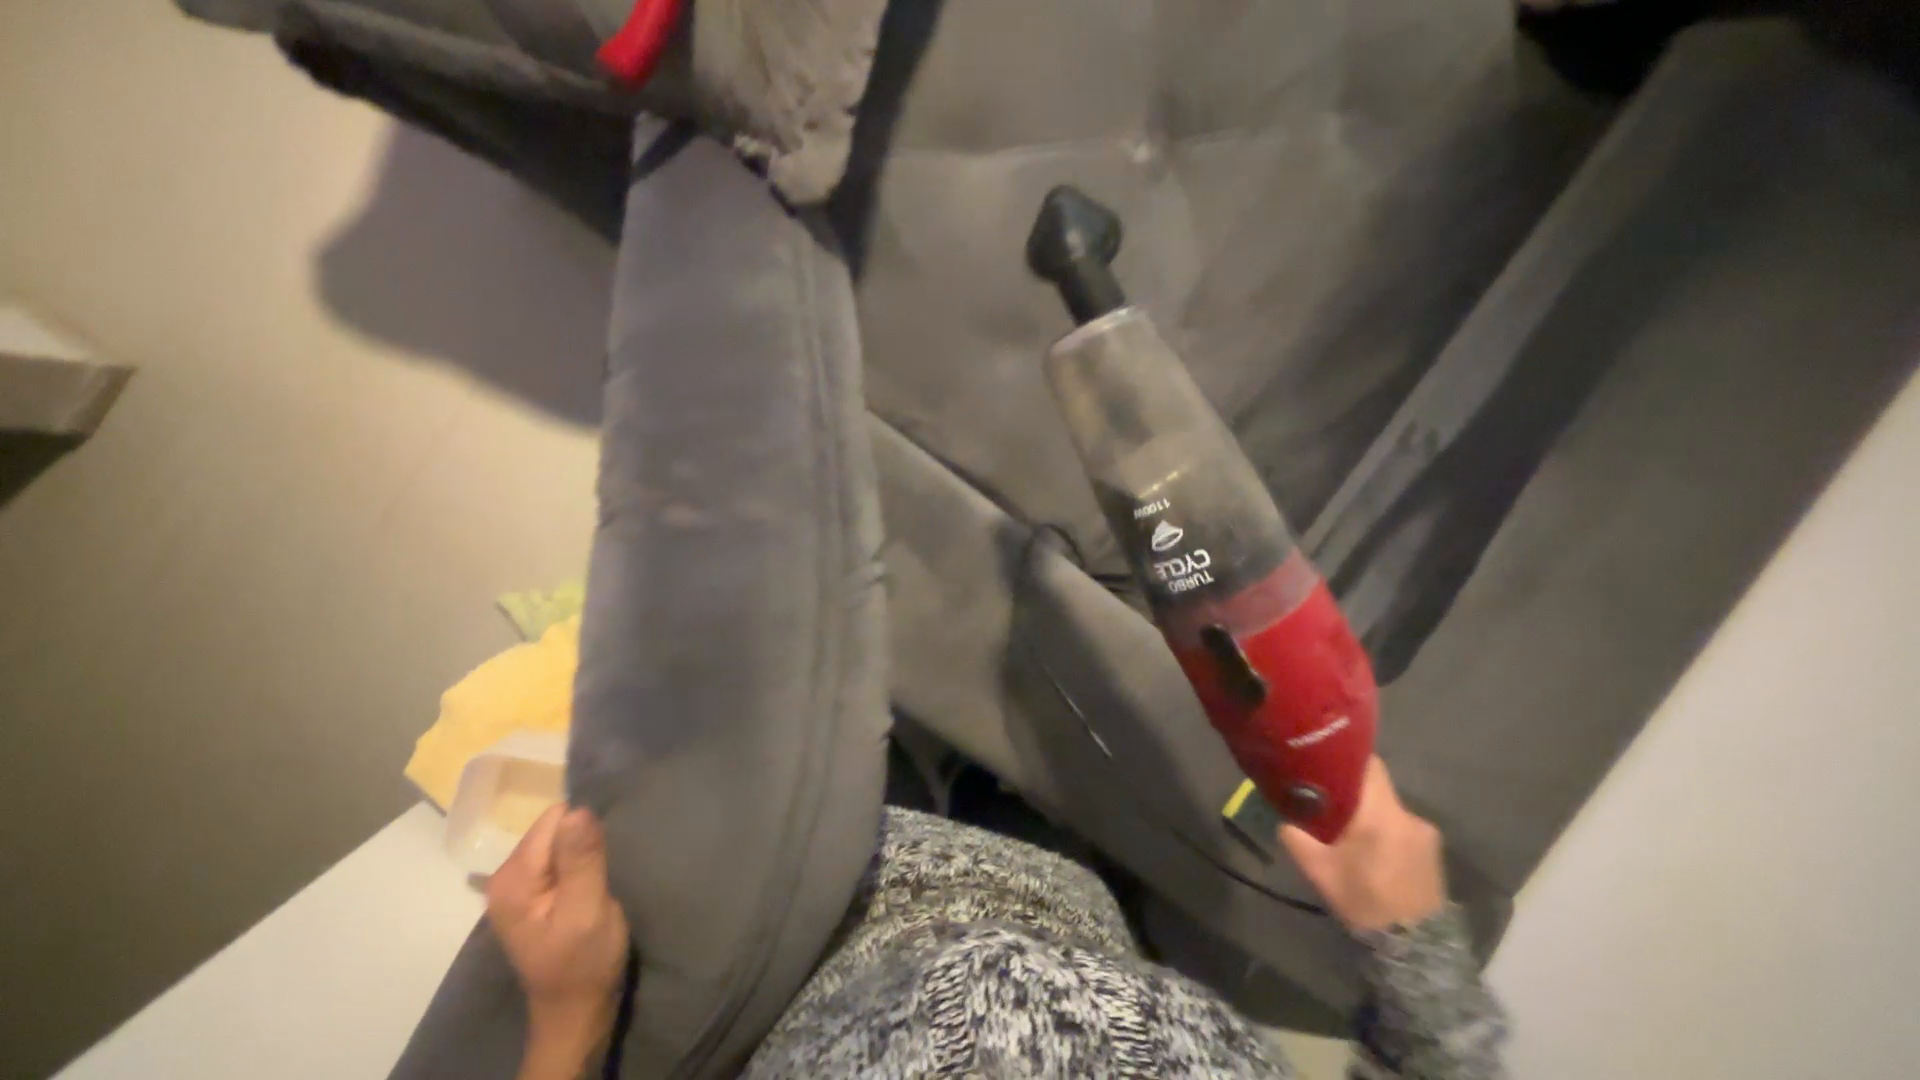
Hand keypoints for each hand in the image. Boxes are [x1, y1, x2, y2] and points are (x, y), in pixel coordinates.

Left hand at [487, 804, 629, 1078]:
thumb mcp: (589, 910)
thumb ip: (582, 860)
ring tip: (595, 883)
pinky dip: (576, 867)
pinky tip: (586, 889)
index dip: (584, 834)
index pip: (554, 820)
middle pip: (552, 829)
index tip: (600, 860)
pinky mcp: (530, 895)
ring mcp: (515, 887)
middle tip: (598, 878)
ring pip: (556, 842)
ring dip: (581, 857)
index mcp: (513, 878)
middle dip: (582, 844)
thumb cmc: (584, 963)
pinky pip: (556, 859)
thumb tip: (579, 809)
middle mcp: (504, 877)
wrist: (575, 1011)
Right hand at [1279, 758, 1445, 931]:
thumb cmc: (1364, 901)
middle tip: (1329, 807)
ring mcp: (1425, 833)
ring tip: (1353, 838)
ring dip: (1372, 818)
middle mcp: (1408, 815)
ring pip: (1389, 811)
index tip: (1324, 764)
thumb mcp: (1320, 872)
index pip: (1368, 766)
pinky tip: (1376, 856)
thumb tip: (1284, 820)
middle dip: (1353, 796)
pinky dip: (1387, 834)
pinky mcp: (1434, 852)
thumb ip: (1297, 839)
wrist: (1414, 947)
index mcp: (1380, 814)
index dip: (1345, 761)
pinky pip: (1403, 829)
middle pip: (1376, 790)